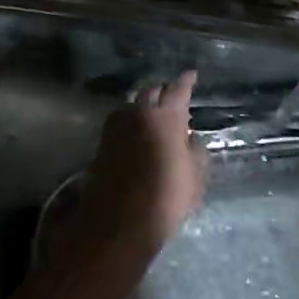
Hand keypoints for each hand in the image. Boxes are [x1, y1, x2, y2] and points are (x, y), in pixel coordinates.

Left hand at [72, 72, 206, 254]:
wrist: (118, 223)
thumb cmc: (166, 198)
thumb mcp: (195, 176)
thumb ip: (194, 149)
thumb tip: (189, 136)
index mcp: (166, 115)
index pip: (178, 89)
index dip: (187, 81)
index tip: (191, 75)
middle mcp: (139, 112)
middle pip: (152, 91)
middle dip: (163, 91)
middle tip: (174, 98)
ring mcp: (117, 126)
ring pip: (133, 104)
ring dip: (145, 104)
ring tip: (155, 114)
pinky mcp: (103, 142)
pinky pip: (121, 120)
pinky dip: (132, 119)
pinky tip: (138, 131)